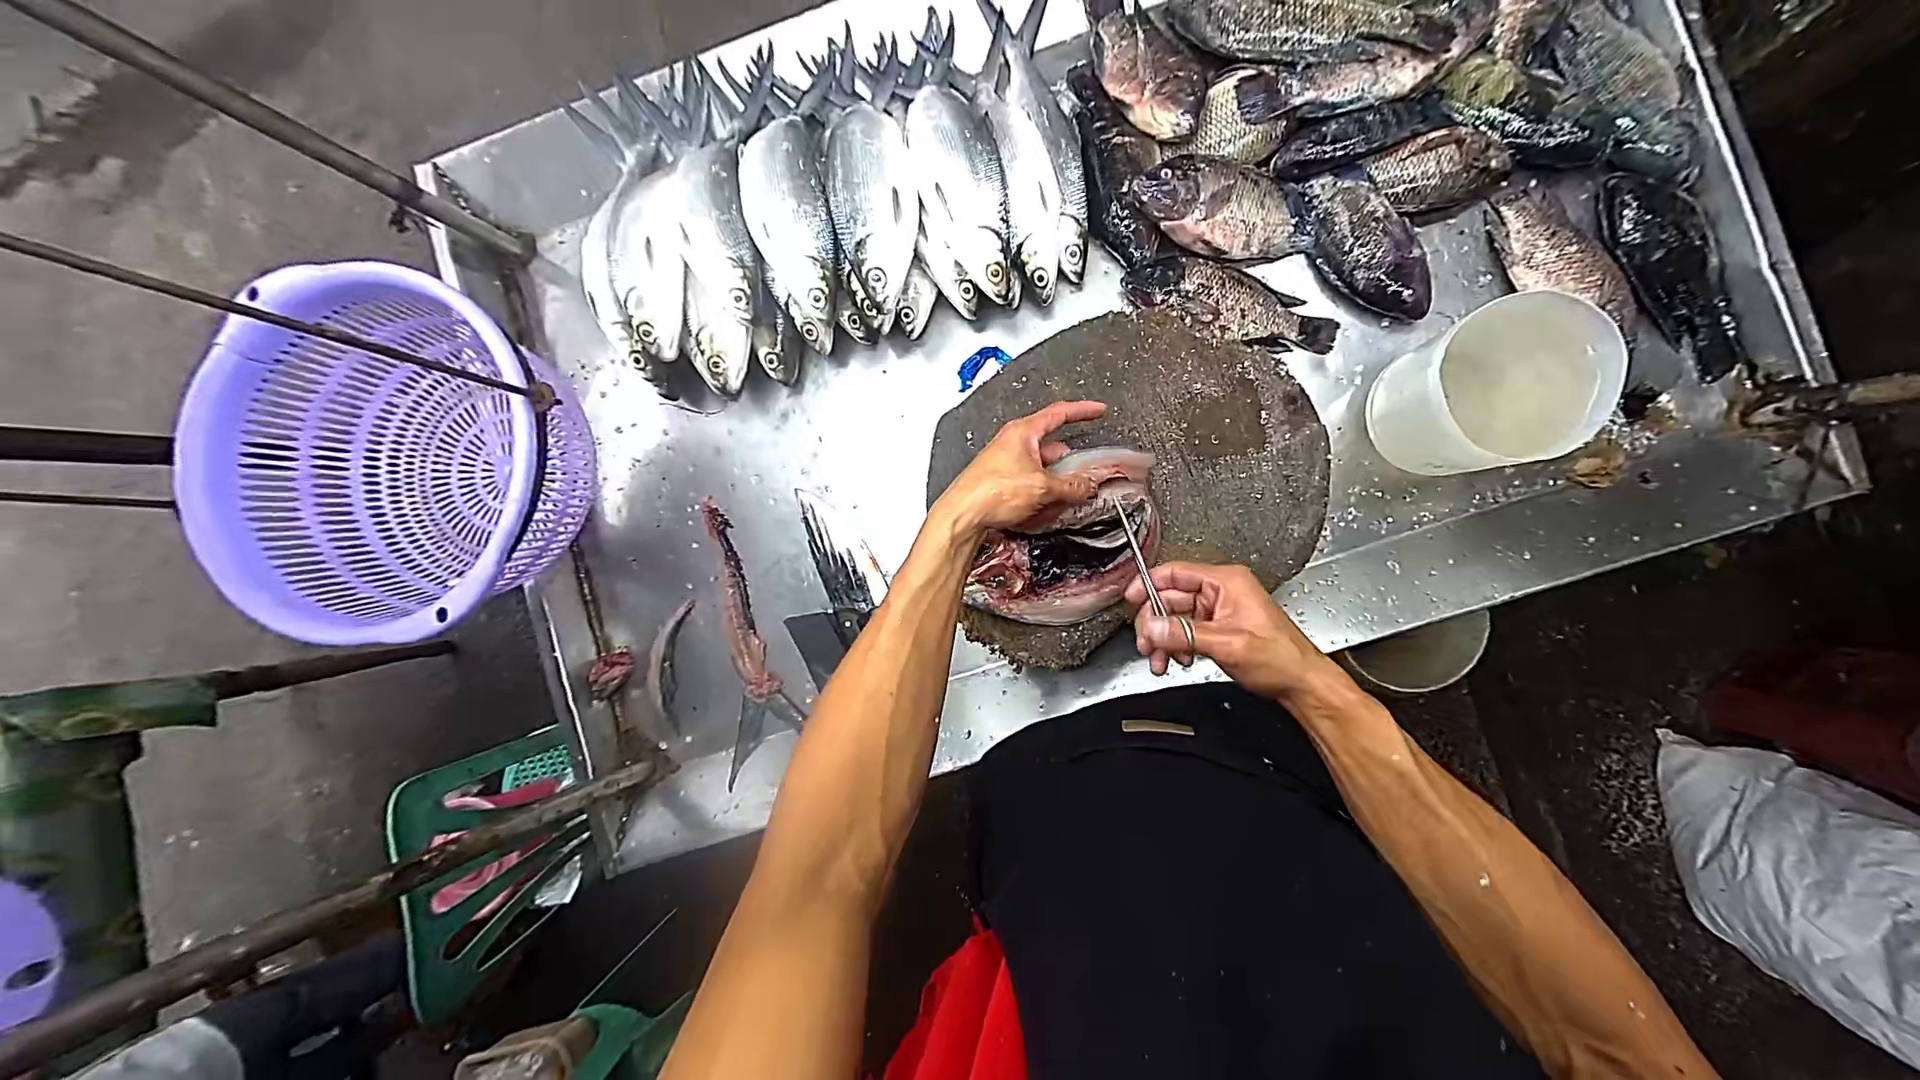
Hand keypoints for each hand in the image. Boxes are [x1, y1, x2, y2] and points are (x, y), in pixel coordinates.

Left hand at [932, 401, 1108, 534]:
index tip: (1097, 410)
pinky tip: (1041, 511)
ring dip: (1054, 484)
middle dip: (1068, 466)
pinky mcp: (1001, 482)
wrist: (962, 516)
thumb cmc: (990, 493)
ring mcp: (1006, 463)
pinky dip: (1039, 494)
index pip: (1059, 413)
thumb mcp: (1042, 488)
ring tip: (1058, 502)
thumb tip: (1086, 486)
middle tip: (1082, 479)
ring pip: (1041, 470)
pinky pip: (1029, 484)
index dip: (1082, 410)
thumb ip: (1071, 486)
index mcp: (1023, 432)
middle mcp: (1013, 444)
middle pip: (1052, 449)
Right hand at [1126, 561, 1341, 701]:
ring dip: (1163, 639)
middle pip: (1169, 598)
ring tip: (1160, 659)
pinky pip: (1184, 631)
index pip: (1175, 573)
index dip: (1148, 584)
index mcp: (1226, 582)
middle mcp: (1220, 592)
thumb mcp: (1228, 644)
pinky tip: (1176, 660)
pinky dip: (1175, 646)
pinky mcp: (1217, 627)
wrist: (1301, 683)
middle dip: (1154, 623)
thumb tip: (1153, 626)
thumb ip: (1185, 634)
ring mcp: (1218, 610)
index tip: (1131, 599)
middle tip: (1147, 643)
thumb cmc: (1281, 658)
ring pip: (1174, 618)